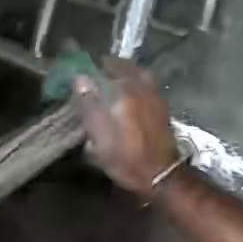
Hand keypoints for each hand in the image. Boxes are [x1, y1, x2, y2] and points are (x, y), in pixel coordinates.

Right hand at [70, 58, 183, 199]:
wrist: (161, 177)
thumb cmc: (126, 158)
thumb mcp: (100, 135)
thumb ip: (89, 104)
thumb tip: (80, 78)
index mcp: (125, 94)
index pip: (107, 67)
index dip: (92, 64)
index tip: (80, 66)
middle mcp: (142, 90)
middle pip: (127, 67)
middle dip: (110, 64)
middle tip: (96, 68)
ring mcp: (156, 98)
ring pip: (140, 74)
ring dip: (125, 71)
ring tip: (112, 76)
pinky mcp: (162, 108)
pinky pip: (148, 84)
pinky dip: (137, 80)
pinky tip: (129, 90)